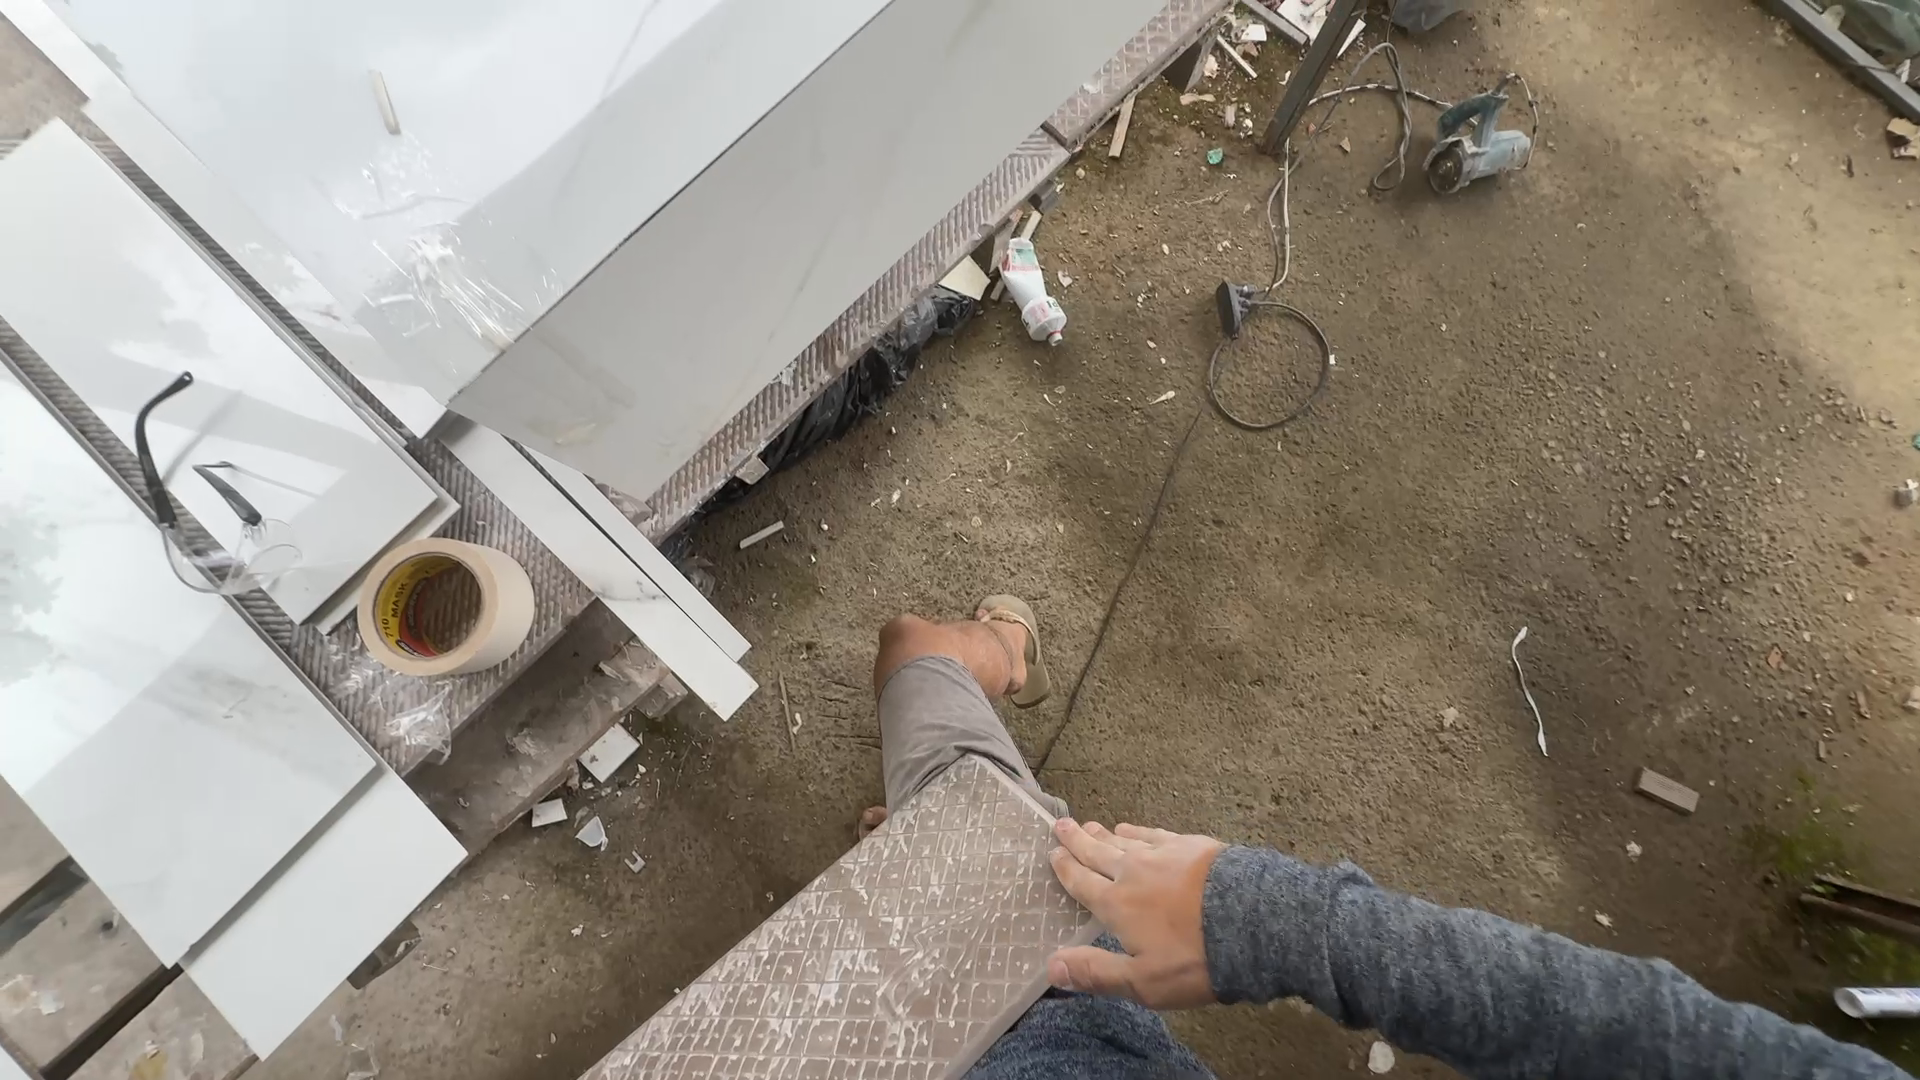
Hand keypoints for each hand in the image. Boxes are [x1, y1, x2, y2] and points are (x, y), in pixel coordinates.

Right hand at [1046, 818, 1225, 1008]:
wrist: (1248, 920)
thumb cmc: (1194, 959)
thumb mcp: (1143, 981)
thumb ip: (1096, 972)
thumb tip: (1050, 965)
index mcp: (1116, 904)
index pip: (1082, 883)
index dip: (1065, 868)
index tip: (1052, 852)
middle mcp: (1130, 872)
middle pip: (1096, 853)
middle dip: (1077, 841)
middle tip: (1060, 824)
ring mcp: (1159, 854)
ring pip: (1122, 841)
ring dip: (1103, 834)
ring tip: (1089, 825)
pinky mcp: (1186, 845)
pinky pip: (1152, 834)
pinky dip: (1137, 832)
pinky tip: (1131, 829)